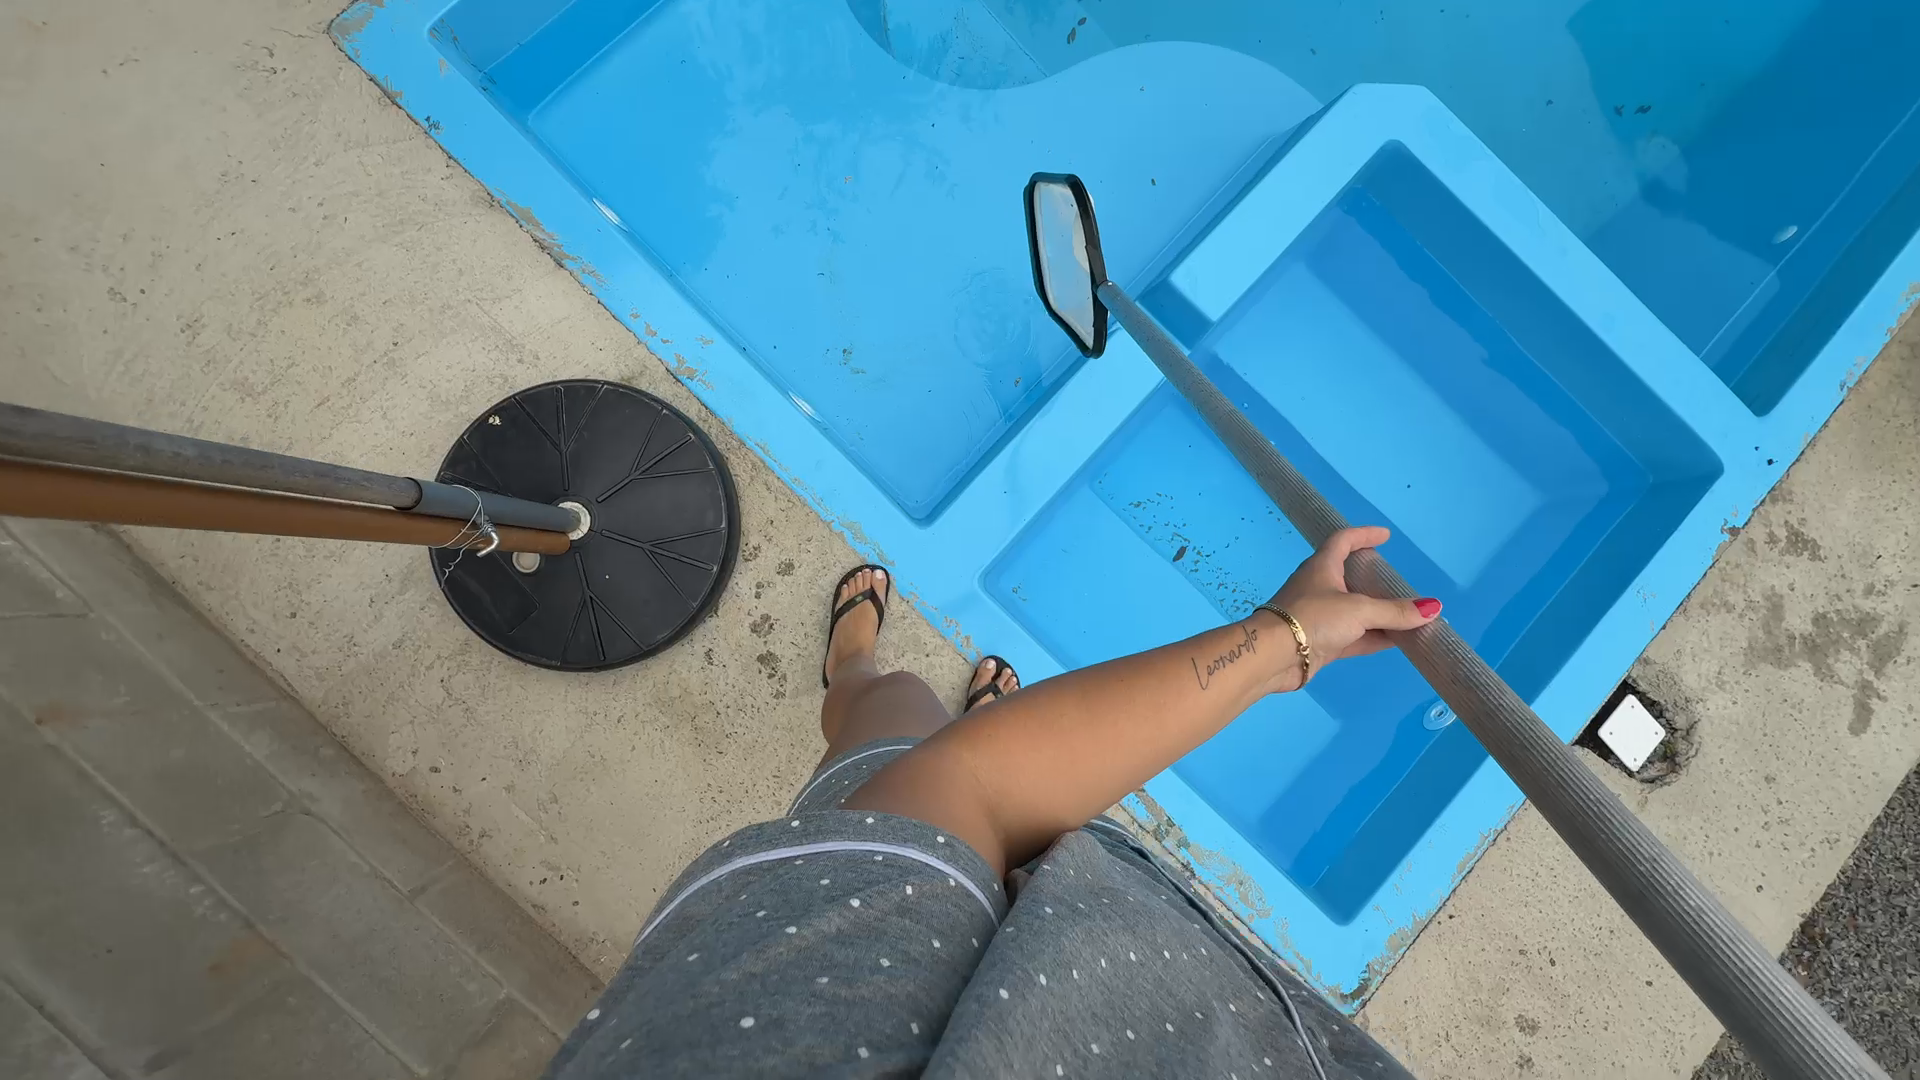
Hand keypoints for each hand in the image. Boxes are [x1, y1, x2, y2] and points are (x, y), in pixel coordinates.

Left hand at [1261, 526, 1439, 691]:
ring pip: (1355, 611)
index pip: (1342, 541)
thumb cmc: (1313, 618)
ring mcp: (1318, 616)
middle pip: (1349, 578)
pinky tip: (1399, 642)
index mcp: (1321, 567)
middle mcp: (1318, 588)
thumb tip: (1432, 608)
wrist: (1273, 656)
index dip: (1363, 535)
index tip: (1384, 536)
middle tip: (1400, 583)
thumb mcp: (1359, 610)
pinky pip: (1353, 636)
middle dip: (1374, 580)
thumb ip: (1395, 611)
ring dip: (1380, 615)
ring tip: (1411, 618)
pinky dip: (1374, 638)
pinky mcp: (1319, 642)